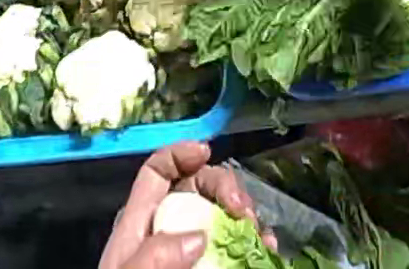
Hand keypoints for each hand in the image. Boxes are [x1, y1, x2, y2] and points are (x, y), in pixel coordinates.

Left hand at [98, 142, 266, 268]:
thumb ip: (156, 259)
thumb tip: (198, 237)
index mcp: (140, 227)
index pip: (156, 173)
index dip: (179, 153)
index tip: (207, 151)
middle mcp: (167, 235)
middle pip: (195, 189)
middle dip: (221, 185)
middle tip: (242, 208)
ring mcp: (193, 260)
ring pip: (220, 218)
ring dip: (243, 213)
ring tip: (258, 229)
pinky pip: (238, 255)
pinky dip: (256, 246)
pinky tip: (268, 248)